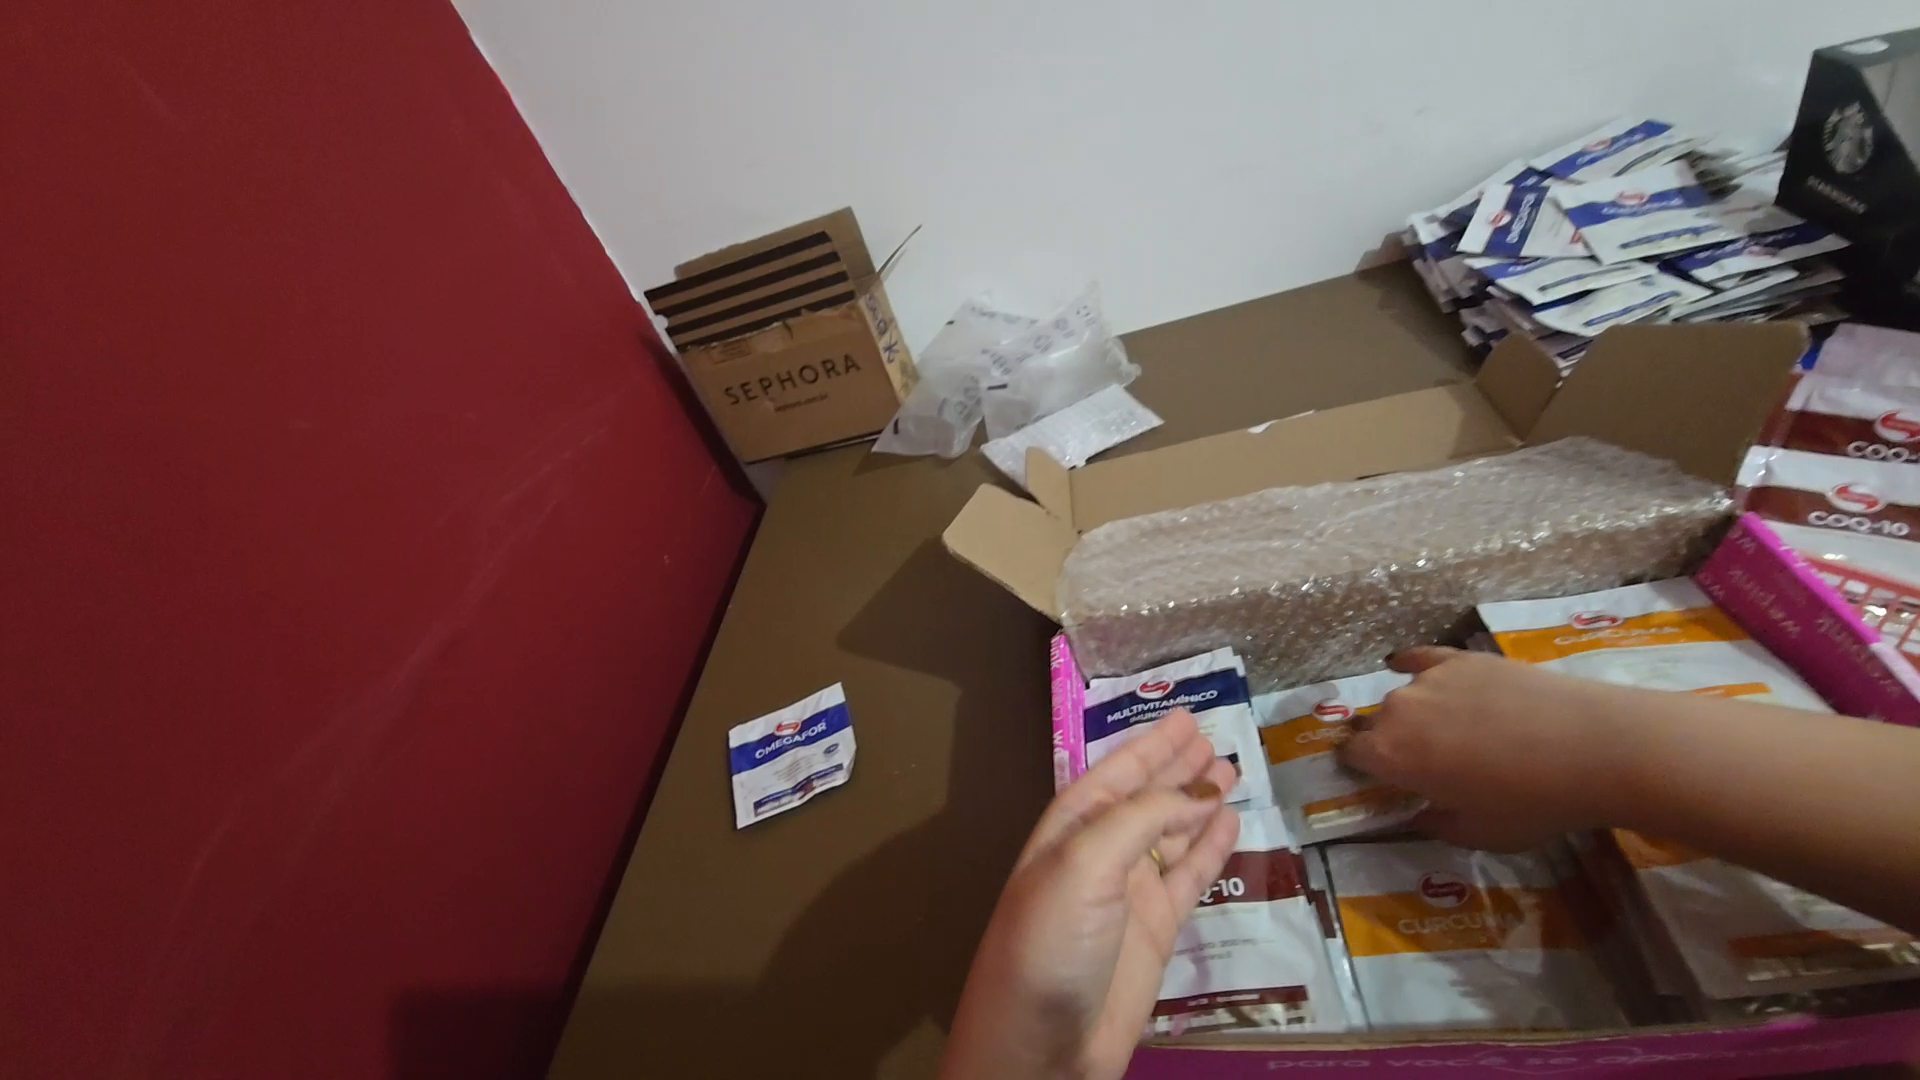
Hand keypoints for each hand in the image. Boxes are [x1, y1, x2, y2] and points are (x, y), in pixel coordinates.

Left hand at [941, 709, 1238, 1079]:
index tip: (1186, 719)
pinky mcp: (1155, 929)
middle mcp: (1101, 849)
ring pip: (1172, 831)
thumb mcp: (1085, 865)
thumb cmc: (1050, 941)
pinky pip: (1189, 876)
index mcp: (1073, 825)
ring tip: (1231, 770)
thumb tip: (1197, 791)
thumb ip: (1140, 821)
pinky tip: (1231, 826)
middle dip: (1176, 765)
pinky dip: (1210, 850)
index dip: (1151, 745)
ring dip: (1199, 802)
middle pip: (1146, 795)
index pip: (1118, 772)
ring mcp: (1129, 890)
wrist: (1041, 1046)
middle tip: (1213, 735)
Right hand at [1339, 646, 1631, 851]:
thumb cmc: (1533, 802)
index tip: (1383, 778)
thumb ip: (1434, 823)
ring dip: (1416, 712)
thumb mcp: (1480, 833)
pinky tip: (1406, 665)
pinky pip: (1421, 659)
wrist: (1595, 747)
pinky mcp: (1458, 659)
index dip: (1362, 766)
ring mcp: (1427, 679)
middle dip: (1391, 740)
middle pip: (1377, 724)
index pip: (1351, 754)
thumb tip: (1416, 813)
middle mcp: (1396, 711)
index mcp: (1391, 755)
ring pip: (1404, 697)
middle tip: (1428, 758)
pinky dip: (1412, 665)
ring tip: (1453, 726)